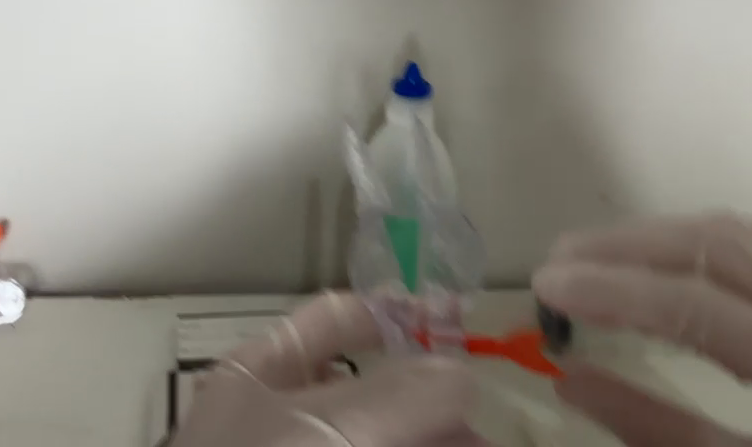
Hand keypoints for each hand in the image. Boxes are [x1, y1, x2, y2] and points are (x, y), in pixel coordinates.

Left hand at [170, 291, 485, 445]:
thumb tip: (460, 370)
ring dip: (434, 445)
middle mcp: (281, 422)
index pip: (331, 323)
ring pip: (379, 446)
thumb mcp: (324, 429)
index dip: (389, 316)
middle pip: (368, 399)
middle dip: (431, 411)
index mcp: (262, 375)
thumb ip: (396, 395)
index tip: (450, 326)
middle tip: (489, 430)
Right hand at [533, 214, 751, 446]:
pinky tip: (656, 259)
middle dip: (625, 248)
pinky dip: (690, 243)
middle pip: (716, 248)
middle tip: (558, 262)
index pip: (701, 309)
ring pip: (734, 235)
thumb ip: (659, 432)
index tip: (544, 287)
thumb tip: (568, 378)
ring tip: (592, 255)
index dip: (614, 293)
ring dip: (654, 237)